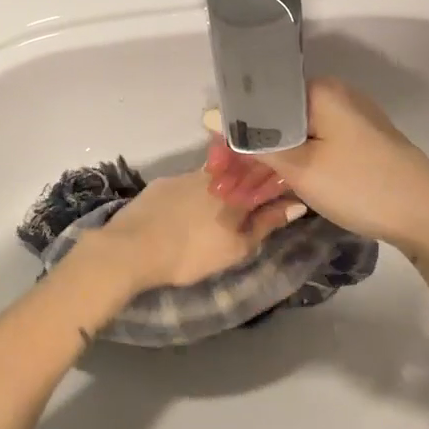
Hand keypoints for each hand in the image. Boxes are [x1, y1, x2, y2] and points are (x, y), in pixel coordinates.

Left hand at [83, 170, 304, 291]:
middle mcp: (213, 175)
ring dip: (218, 188)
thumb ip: (265, 225)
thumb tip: (297, 205)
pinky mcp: (160, 184)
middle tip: (247, 204)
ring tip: (213, 211)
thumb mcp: (235, 248)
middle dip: (247, 184)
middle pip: (238, 173)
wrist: (131, 249)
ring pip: (210, 177)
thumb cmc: (190, 255)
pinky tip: (185, 211)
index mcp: (237, 191)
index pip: (266, 179)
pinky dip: (191, 194)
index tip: (283, 192)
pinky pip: (184, 185)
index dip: (276, 185)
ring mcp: (183, 176)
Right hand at [208, 78, 428, 258]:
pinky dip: (288, 171)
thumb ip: (254, 142)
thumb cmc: (360, 186)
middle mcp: (334, 98)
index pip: (259, 102)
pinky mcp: (356, 146)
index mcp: (320, 91)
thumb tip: (211, 114)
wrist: (427, 217)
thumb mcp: (300, 167)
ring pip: (290, 141)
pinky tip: (266, 194)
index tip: (211, 165)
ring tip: (235, 198)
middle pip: (273, 122)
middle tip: (219, 188)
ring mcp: (347, 123)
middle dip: (243, 156)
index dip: (229, 134)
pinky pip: (310, 152)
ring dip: (262, 168)